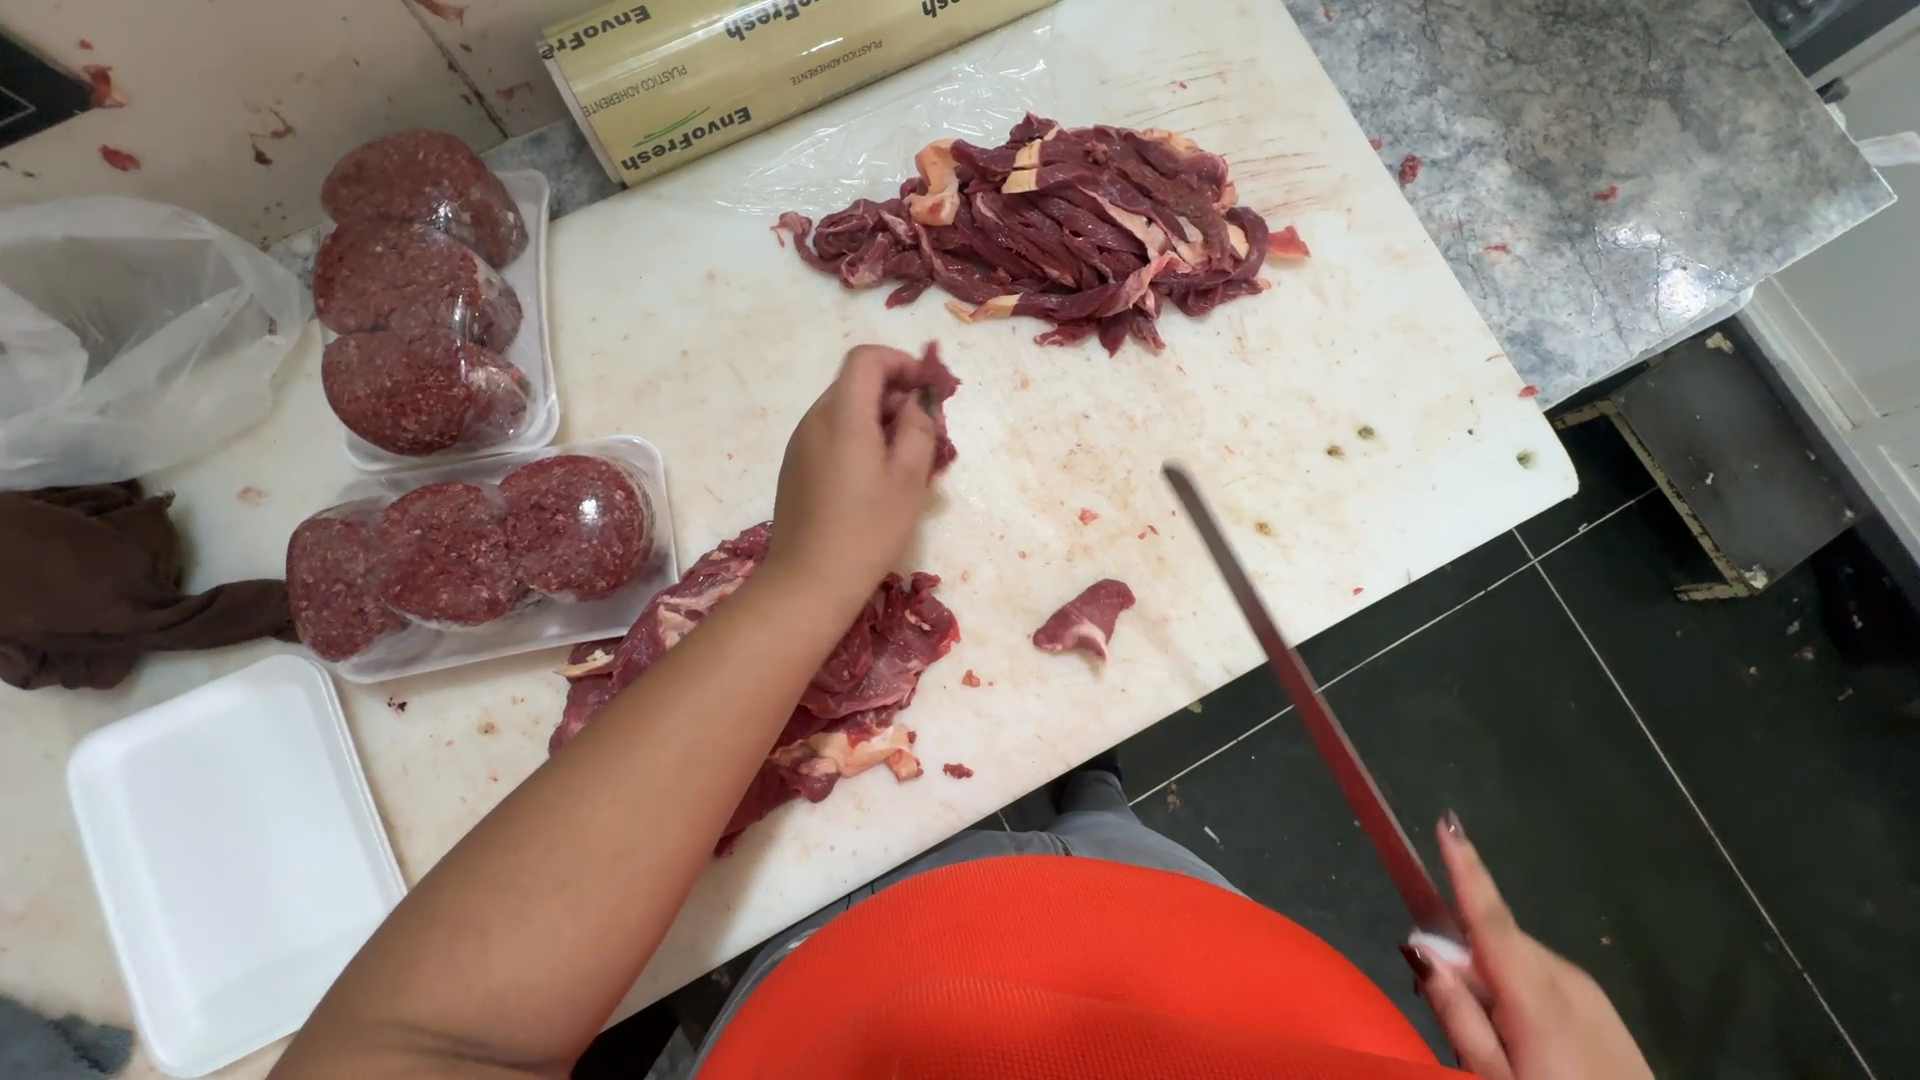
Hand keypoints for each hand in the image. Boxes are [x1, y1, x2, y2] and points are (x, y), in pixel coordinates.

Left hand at [764, 345, 939, 610]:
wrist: (809, 580)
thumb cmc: (867, 530)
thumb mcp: (909, 479)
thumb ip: (918, 429)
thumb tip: (915, 404)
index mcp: (843, 415)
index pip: (867, 359)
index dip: (901, 363)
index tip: (928, 389)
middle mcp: (815, 420)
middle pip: (856, 385)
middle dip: (895, 396)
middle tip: (927, 432)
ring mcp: (800, 445)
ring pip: (845, 412)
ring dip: (879, 421)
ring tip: (906, 461)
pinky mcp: (795, 469)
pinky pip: (832, 437)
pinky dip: (859, 440)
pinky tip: (876, 480)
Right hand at [1411, 815, 1653, 1079]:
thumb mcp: (1492, 1078)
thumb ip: (1456, 1012)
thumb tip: (1423, 948)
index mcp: (1536, 995)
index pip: (1490, 917)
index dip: (1466, 869)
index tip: (1448, 822)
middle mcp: (1565, 978)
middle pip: (1492, 939)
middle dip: (1456, 954)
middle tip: (1437, 999)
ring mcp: (1589, 993)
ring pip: (1513, 958)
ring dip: (1485, 976)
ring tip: (1482, 1033)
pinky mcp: (1601, 1008)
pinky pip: (1538, 976)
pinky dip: (1512, 990)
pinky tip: (1517, 1036)